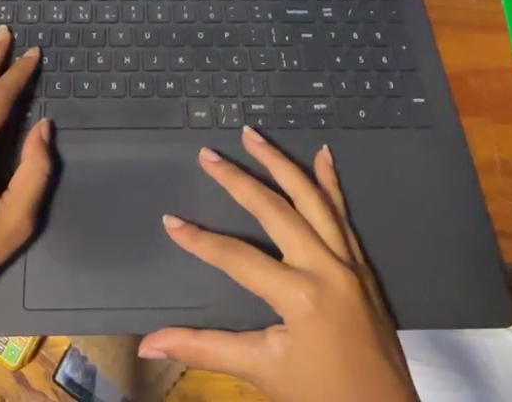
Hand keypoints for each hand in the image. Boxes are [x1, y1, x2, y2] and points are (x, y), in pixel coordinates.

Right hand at [138, 126, 416, 401]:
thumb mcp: (262, 372)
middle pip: (275, 210)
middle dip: (238, 180)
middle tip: (209, 154)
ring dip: (282, 164)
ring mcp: (348, 262)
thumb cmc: (322, 397)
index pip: (236, 257)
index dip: (200, 240)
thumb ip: (205, 348)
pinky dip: (331, 183)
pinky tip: (323, 156)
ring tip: (255, 136)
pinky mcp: (362, 266)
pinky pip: (344, 215)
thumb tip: (149, 343)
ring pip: (313, 200)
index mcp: (299, 295)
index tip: (171, 221)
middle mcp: (326, 267)